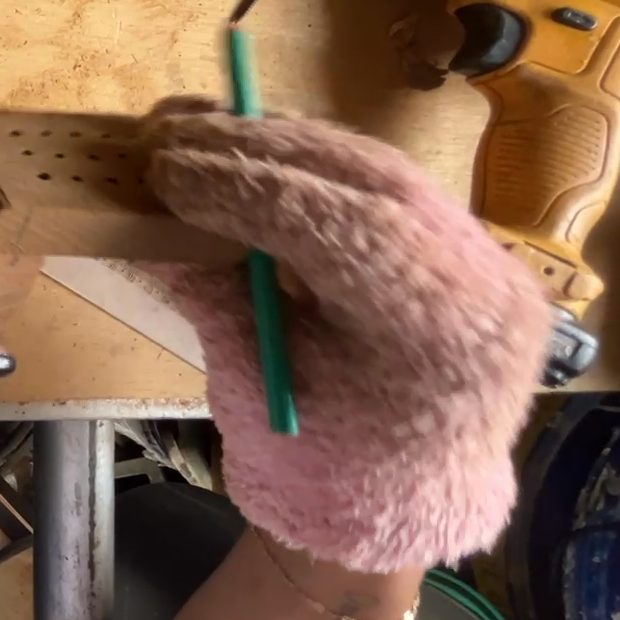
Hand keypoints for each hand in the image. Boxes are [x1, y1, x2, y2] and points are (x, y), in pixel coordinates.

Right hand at [142, 99, 551, 571]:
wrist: (389, 494)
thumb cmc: (315, 459)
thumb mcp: (247, 376)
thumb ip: (203, 289)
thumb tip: (139, 223)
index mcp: (441, 334)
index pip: (351, 229)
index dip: (249, 190)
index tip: (165, 172)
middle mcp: (480, 278)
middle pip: (364, 176)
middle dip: (252, 148)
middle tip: (163, 135)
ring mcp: (472, 252)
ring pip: (365, 161)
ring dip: (267, 138)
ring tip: (185, 124)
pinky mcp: (441, 236)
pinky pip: (361, 175)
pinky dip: (288, 153)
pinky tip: (230, 140)